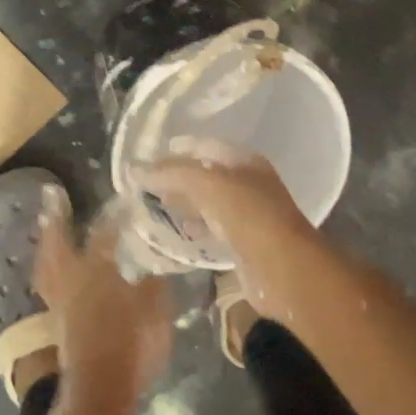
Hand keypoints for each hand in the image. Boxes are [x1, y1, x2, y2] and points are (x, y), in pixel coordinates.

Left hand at [37, 190, 170, 405]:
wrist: (101, 388)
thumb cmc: (131, 342)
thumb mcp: (155, 309)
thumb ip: (154, 283)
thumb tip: (154, 265)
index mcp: (95, 268)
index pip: (103, 233)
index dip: (113, 216)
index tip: (122, 200)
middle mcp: (71, 278)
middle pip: (56, 241)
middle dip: (55, 218)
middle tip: (51, 197)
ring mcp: (59, 302)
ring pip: (45, 264)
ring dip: (46, 244)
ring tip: (46, 229)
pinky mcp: (56, 323)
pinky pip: (47, 284)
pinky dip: (49, 270)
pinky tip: (57, 271)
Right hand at [136, 140, 308, 246]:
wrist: (283, 268)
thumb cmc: (247, 214)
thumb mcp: (205, 185)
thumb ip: (169, 174)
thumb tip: (132, 167)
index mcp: (244, 160)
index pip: (205, 146)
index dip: (177, 149)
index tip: (148, 157)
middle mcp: (248, 183)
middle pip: (206, 174)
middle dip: (177, 178)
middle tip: (146, 183)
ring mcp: (249, 214)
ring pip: (209, 202)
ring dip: (185, 203)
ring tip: (155, 205)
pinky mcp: (245, 243)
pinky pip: (214, 228)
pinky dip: (197, 226)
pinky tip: (180, 231)